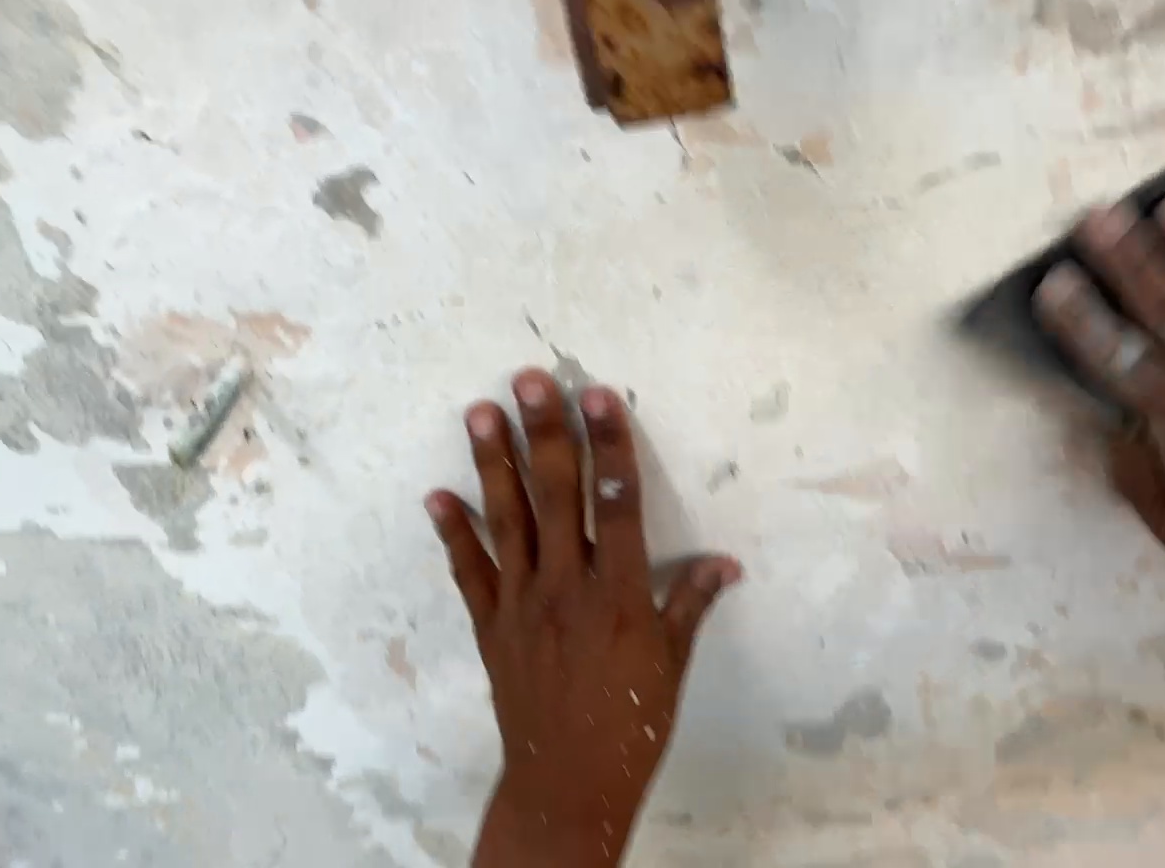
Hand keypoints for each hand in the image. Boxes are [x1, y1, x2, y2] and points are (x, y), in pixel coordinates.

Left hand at [427, 370, 741, 865]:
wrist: (569, 785)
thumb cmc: (633, 722)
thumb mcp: (673, 662)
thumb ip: (693, 602)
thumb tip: (727, 562)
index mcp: (620, 592)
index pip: (617, 503)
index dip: (610, 446)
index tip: (598, 397)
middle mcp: (567, 585)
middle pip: (555, 495)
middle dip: (544, 433)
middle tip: (529, 380)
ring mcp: (522, 602)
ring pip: (507, 520)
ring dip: (493, 463)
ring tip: (481, 412)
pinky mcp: (491, 625)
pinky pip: (468, 572)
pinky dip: (452, 533)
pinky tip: (437, 495)